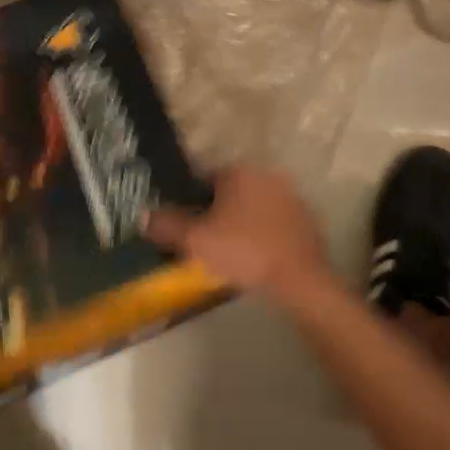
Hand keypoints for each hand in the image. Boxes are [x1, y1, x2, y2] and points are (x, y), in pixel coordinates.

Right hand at [143, 166, 331, 303]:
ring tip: (228, 252)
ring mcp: (291, 195)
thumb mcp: (195, 240)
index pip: (204, 178)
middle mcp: (267, 174)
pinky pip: (273, 222)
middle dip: (216, 211)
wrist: (299, 278)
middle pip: (230, 191)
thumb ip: (167, 225)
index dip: (190, 201)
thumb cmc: (243, 251)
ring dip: (240, 223)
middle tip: (203, 240)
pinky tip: (255, 258)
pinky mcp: (306, 219)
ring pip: (253, 206)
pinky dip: (262, 234)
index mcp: (239, 171)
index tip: (185, 225)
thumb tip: (143, 215)